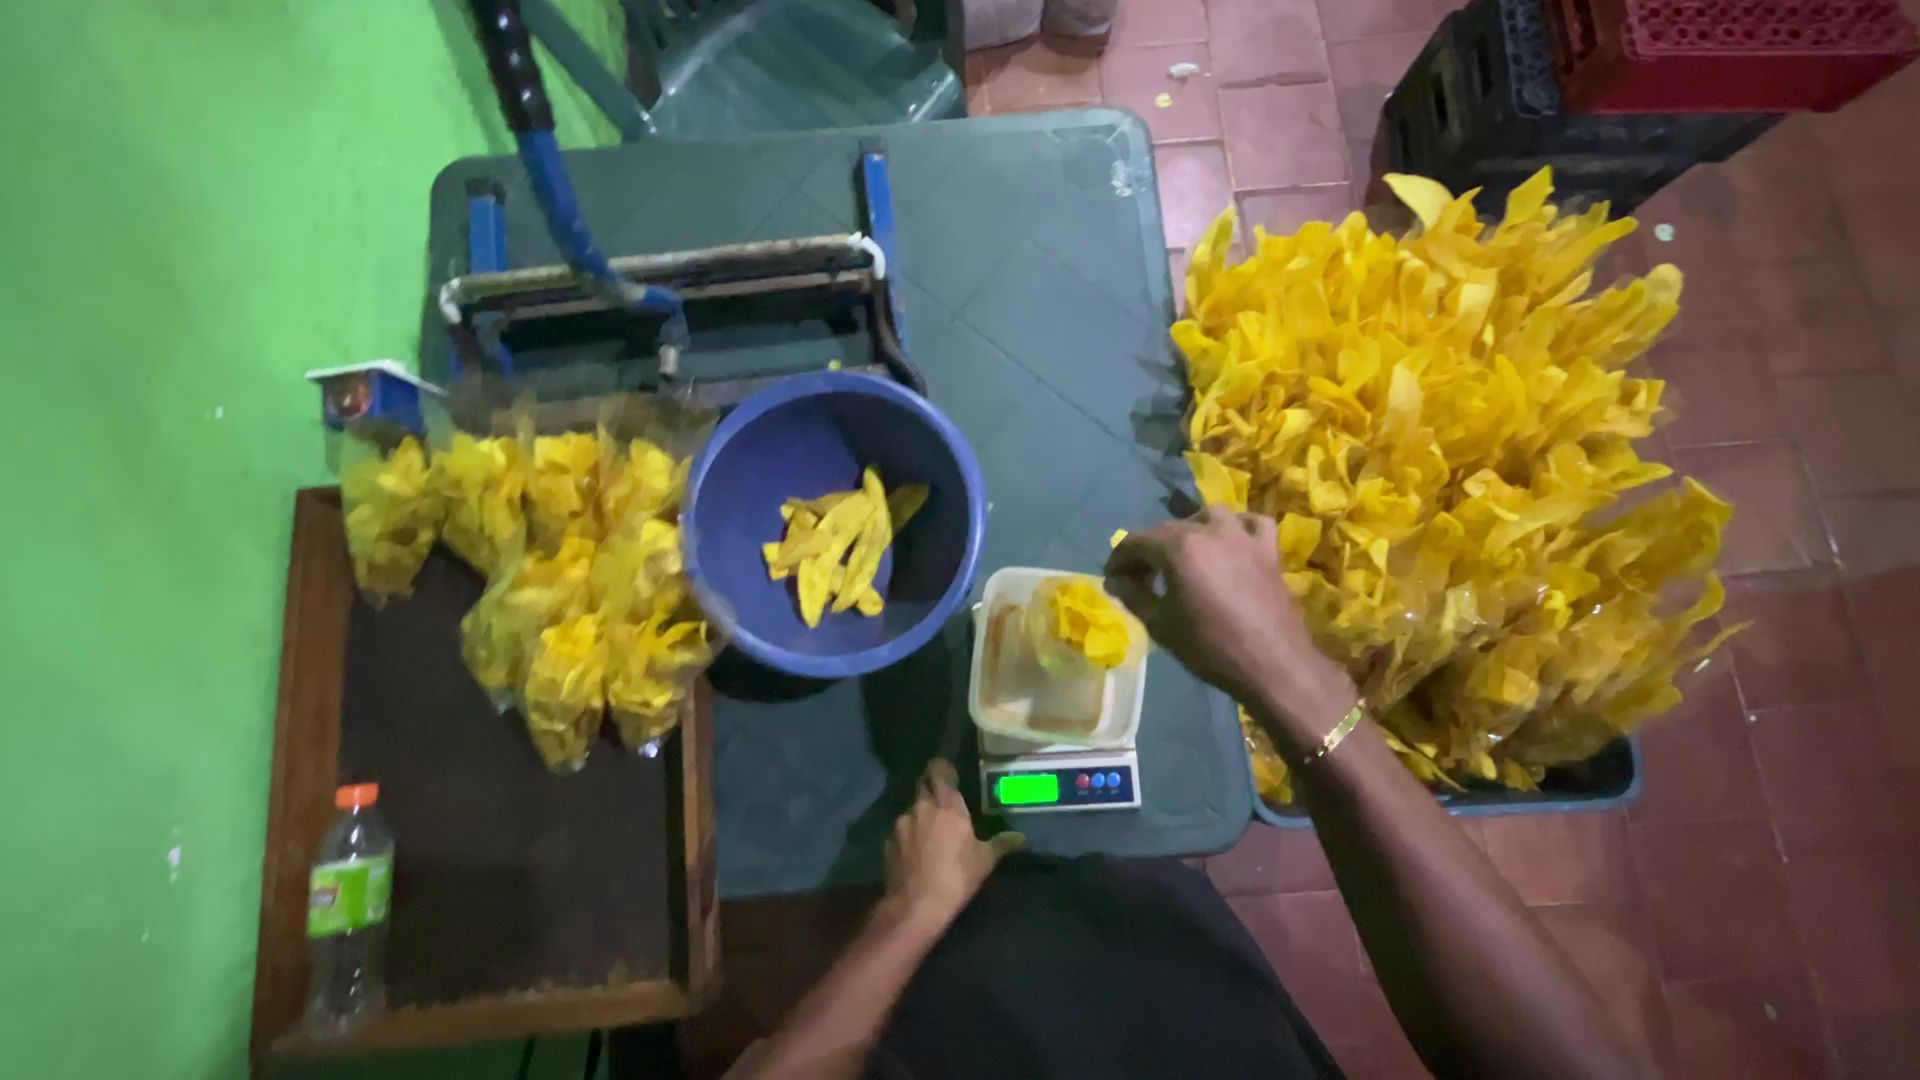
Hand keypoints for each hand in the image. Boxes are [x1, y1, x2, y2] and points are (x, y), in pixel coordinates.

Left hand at [883, 760, 1022, 931]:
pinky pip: (902, 830)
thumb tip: (1021, 837)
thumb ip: (1001, 844)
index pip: (939, 770)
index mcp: (947, 804)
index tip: (950, 775)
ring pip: (912, 808)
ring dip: (921, 815)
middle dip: (932, 789)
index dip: (943, 769)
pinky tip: (917, 852)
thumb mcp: (984, 862)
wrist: (915, 906)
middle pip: (924, 785)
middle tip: (945, 803)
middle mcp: (922, 806)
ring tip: (932, 832)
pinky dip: (909, 835)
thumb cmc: (955, 878)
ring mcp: (902, 823)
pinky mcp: (889, 841)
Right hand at [1105, 507, 1356, 743]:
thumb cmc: (1210, 647)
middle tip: (1141, 579)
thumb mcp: (1160, 624)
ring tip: (1183, 555)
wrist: (1272, 665)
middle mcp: (1209, 530)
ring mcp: (1242, 536)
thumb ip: (1133, 595)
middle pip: (1167, 529)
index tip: (1113, 580)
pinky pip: (1252, 523)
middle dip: (1148, 550)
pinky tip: (1230, 542)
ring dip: (1190, 530)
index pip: (1135, 542)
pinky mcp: (1268, 550)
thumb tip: (1115, 580)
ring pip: (1208, 516)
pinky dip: (1238, 527)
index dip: (1119, 560)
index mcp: (1178, 547)